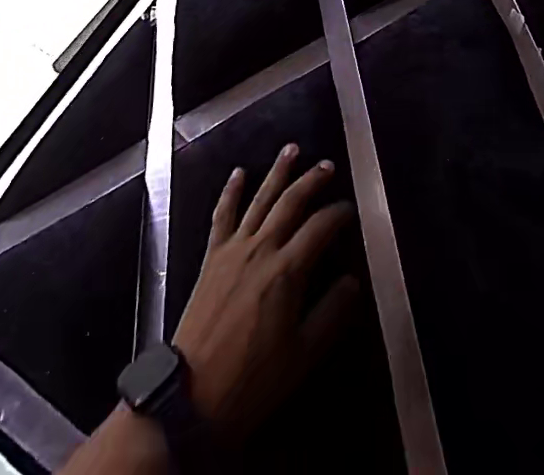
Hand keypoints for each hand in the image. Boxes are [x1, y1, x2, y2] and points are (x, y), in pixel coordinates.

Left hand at [172, 145, 361, 440]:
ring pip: (260, 200)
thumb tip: (352, 281)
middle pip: (292, 203)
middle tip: (328, 165)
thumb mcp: (305, 352)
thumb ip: (333, 312)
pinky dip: (231, 192)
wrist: (191, 395)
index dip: (340, 214)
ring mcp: (233, 250)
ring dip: (277, 172)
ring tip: (291, 149)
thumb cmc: (254, 377)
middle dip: (313, 181)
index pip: (322, 227)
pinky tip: (239, 173)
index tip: (351, 210)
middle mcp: (262, 249)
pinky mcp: (212, 257)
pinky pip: (222, 215)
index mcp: (288, 270)